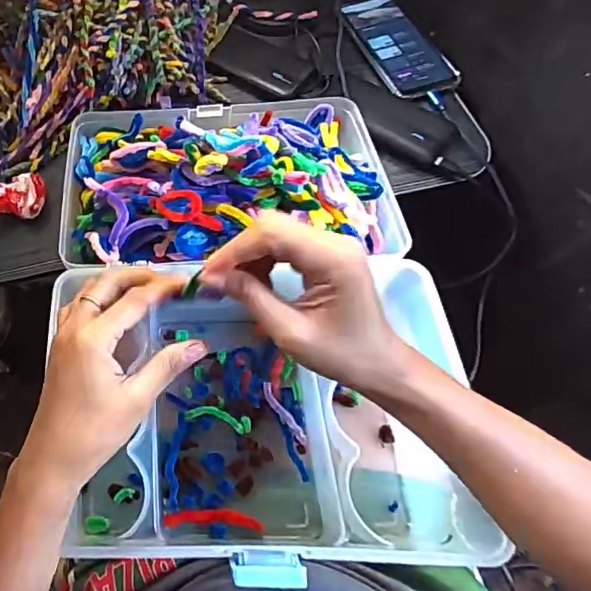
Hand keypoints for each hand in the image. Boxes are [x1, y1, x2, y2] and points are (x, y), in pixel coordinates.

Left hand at [20, 268, 207, 493]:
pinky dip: (99, 297)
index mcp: (94, 338)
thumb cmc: (95, 433)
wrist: (52, 457)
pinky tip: (115, 309)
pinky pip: (78, 307)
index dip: (162, 288)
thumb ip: (166, 366)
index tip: (187, 283)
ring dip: (116, 282)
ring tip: (146, 287)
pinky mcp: (60, 345)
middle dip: (137, 275)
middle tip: (167, 280)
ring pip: (88, 291)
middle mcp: (74, 327)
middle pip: (105, 283)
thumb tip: (198, 345)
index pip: (134, 299)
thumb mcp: (136, 400)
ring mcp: (63, 334)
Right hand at [199, 211, 422, 400]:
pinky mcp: (329, 251)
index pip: (272, 233)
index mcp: (332, 258)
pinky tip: (256, 280)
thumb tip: (213, 277)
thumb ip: (252, 298)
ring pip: (277, 231)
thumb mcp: (290, 333)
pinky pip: (288, 242)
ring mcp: (333, 243)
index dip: (235, 250)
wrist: (381, 364)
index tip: (209, 274)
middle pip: (273, 226)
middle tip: (218, 279)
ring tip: (235, 282)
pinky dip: (265, 257)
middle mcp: (334, 241)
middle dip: (240, 250)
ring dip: (251, 253)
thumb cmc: (342, 355)